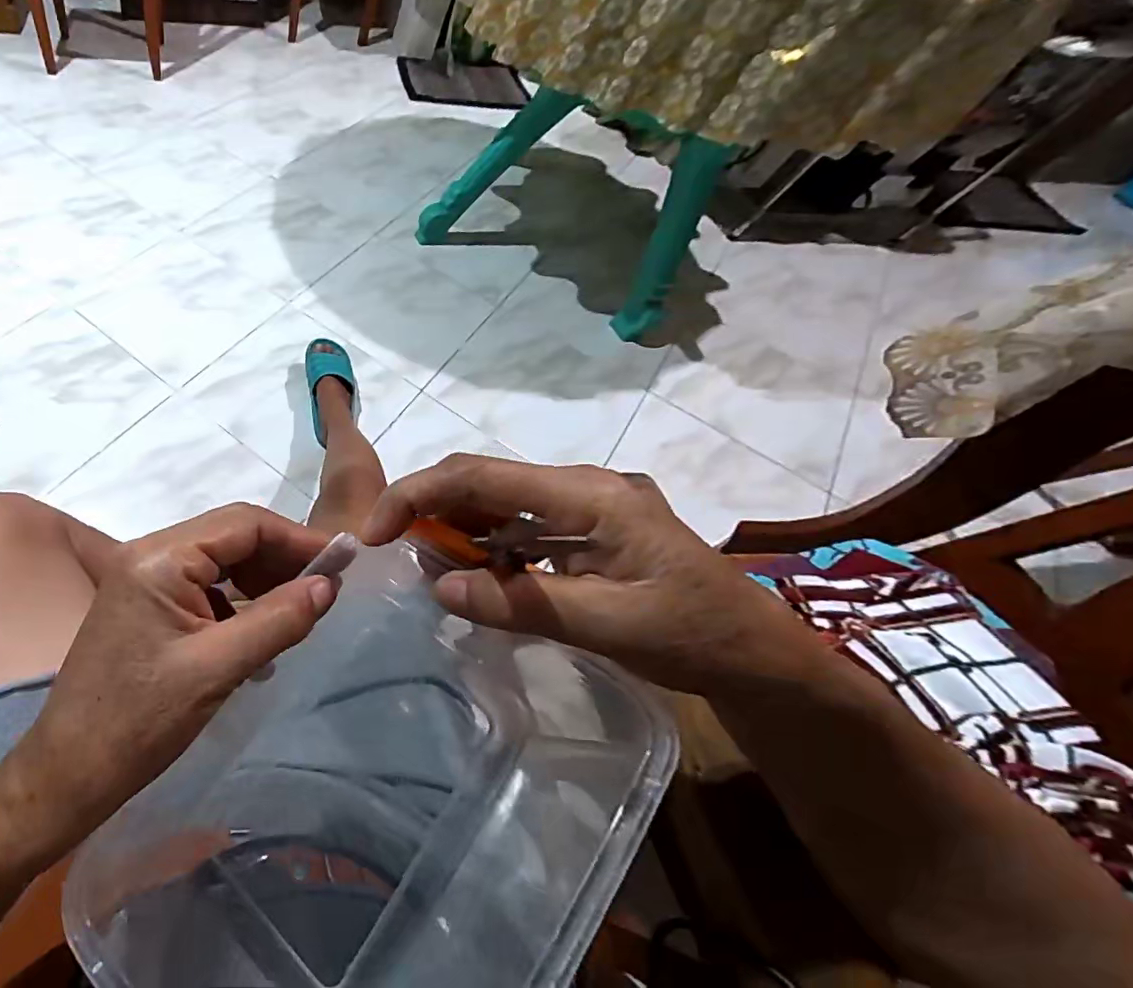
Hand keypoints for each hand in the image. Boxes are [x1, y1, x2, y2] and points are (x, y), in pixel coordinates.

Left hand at [0, 504, 335, 853]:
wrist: (67, 775)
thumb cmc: (138, 723)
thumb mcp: (216, 670)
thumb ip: (277, 621)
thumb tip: (329, 586)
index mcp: (159, 559)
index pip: (243, 524)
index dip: (297, 538)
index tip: (343, 561)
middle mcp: (149, 556)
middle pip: (232, 537)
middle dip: (282, 559)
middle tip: (327, 589)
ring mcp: (146, 580)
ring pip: (222, 562)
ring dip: (264, 581)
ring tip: (301, 612)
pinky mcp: (148, 606)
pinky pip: (206, 588)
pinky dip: (240, 603)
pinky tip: (263, 635)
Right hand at [360, 455, 830, 698]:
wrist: (757, 655)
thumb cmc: (695, 636)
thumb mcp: (608, 625)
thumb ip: (521, 603)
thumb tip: (440, 589)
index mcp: (590, 495)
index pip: (484, 476)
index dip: (419, 496)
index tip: (375, 532)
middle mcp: (583, 485)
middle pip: (485, 479)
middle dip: (430, 508)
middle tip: (390, 550)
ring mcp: (585, 504)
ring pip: (498, 501)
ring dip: (457, 528)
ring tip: (425, 566)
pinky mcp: (586, 527)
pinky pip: (520, 526)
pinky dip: (486, 546)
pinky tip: (471, 574)